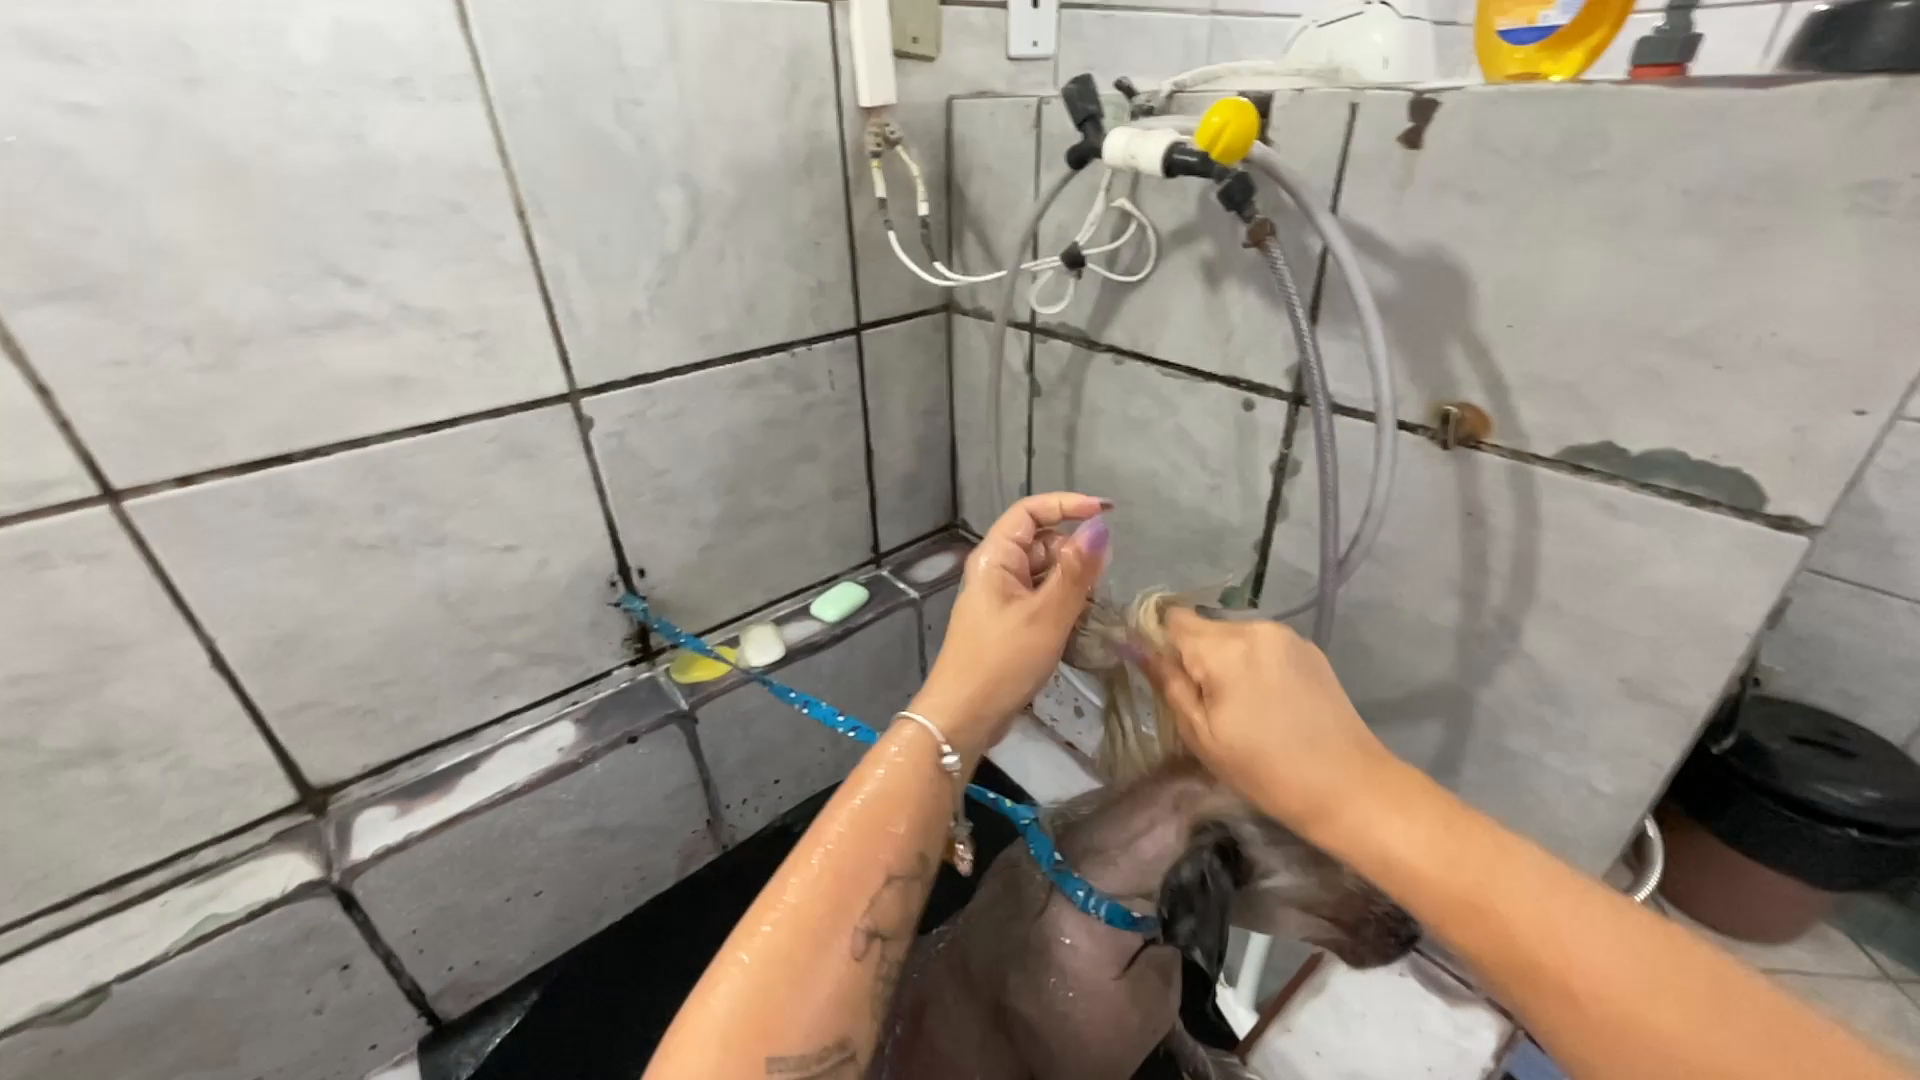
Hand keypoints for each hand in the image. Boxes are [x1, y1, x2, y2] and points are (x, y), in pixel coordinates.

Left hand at [916, 493, 1110, 759]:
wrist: (964, 716)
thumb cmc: (1002, 662)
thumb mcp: (1046, 615)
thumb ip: (1076, 571)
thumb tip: (1100, 527)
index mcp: (995, 557)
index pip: (1031, 511)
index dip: (1067, 504)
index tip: (1106, 512)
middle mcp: (996, 570)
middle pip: (1040, 541)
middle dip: (1073, 551)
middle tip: (1100, 579)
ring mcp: (1000, 597)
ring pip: (1044, 572)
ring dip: (1070, 580)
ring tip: (1092, 604)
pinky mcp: (1008, 622)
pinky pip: (1040, 597)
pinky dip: (1062, 602)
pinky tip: (1078, 622)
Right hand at [1142, 609, 1394, 835]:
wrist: (1348, 787)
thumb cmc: (1264, 769)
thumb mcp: (1202, 735)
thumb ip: (1168, 684)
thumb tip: (1138, 647)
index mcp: (1224, 648)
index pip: (1173, 619)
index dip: (1160, 642)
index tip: (1166, 677)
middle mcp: (1254, 629)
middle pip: (1203, 628)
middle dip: (1195, 657)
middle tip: (1206, 705)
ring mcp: (1286, 636)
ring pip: (1232, 636)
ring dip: (1225, 661)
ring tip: (1240, 706)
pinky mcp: (1309, 649)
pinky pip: (1261, 645)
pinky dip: (1253, 664)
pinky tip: (1268, 702)